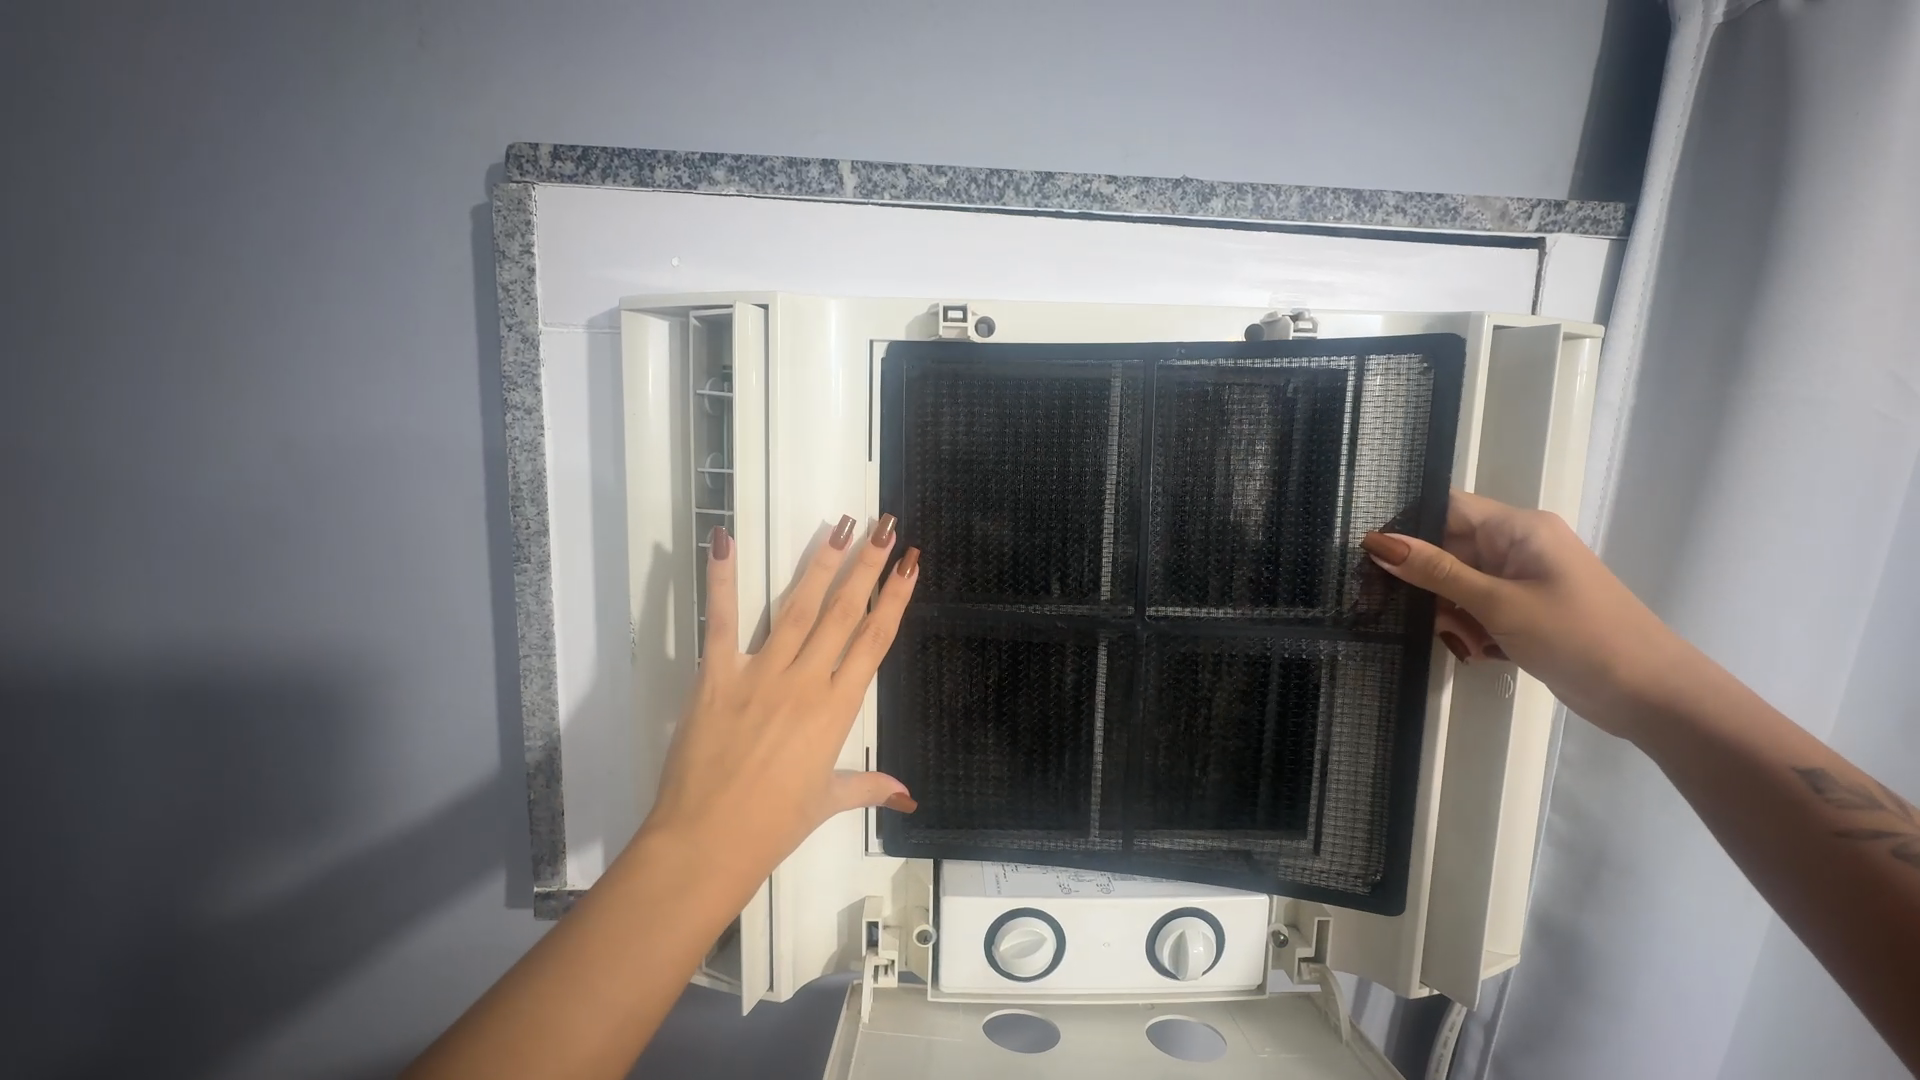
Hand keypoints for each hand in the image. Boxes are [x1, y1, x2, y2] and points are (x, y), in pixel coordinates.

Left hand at [638, 514, 920, 878]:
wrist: (709, 843)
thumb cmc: (773, 825)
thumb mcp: (826, 802)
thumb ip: (867, 786)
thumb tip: (907, 795)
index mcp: (837, 709)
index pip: (875, 640)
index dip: (894, 597)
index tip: (908, 562)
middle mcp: (806, 681)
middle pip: (844, 613)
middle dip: (866, 565)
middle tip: (883, 525)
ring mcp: (761, 674)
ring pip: (798, 608)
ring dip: (820, 564)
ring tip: (840, 527)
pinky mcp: (717, 676)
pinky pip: (722, 621)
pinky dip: (724, 580)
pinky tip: (726, 541)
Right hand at [1361, 490, 1687, 739]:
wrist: (1652, 695)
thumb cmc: (1577, 637)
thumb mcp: (1497, 603)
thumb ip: (1435, 572)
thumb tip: (1378, 543)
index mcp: (1518, 529)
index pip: (1445, 507)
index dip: (1406, 525)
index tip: (1368, 555)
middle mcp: (1518, 546)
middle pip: (1446, 548)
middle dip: (1425, 582)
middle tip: (1403, 612)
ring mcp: (1523, 580)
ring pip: (1457, 583)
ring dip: (1448, 612)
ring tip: (1463, 642)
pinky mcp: (1526, 610)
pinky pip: (1476, 608)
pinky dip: (1468, 628)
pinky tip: (1479, 652)